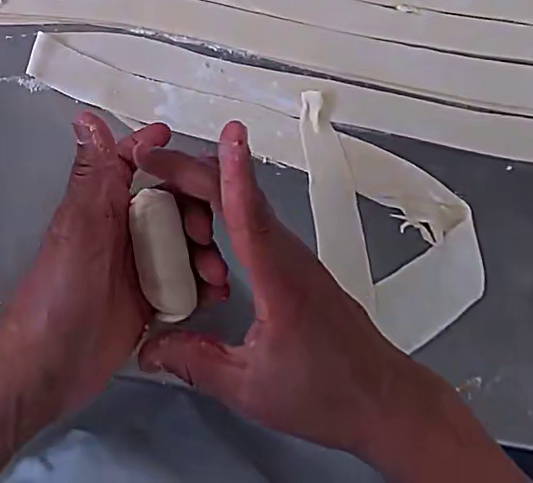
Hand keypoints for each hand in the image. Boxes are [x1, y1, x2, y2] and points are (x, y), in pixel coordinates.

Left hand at [0, 112, 230, 415]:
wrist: (48, 367)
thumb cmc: (58, 290)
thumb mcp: (80, 225)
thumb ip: (92, 173)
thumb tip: (85, 117)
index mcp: (104, 203)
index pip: (131, 161)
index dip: (157, 150)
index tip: (185, 146)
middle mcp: (123, 228)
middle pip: (171, 200)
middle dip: (198, 208)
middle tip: (207, 230)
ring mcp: (138, 264)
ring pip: (184, 242)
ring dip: (205, 250)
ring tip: (214, 272)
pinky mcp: (150, 298)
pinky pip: (185, 280)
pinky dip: (202, 283)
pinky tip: (213, 293)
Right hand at [135, 121, 520, 480]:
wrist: (380, 397)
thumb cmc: (331, 391)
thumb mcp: (250, 387)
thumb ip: (195, 361)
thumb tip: (153, 348)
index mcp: (278, 278)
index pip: (251, 212)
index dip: (236, 170)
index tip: (229, 135)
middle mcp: (284, 253)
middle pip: (234, 192)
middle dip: (190, 172)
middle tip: (152, 164)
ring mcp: (287, 252)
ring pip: (240, 202)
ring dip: (200, 199)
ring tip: (179, 232)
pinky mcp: (287, 258)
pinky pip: (247, 219)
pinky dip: (218, 217)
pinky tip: (206, 253)